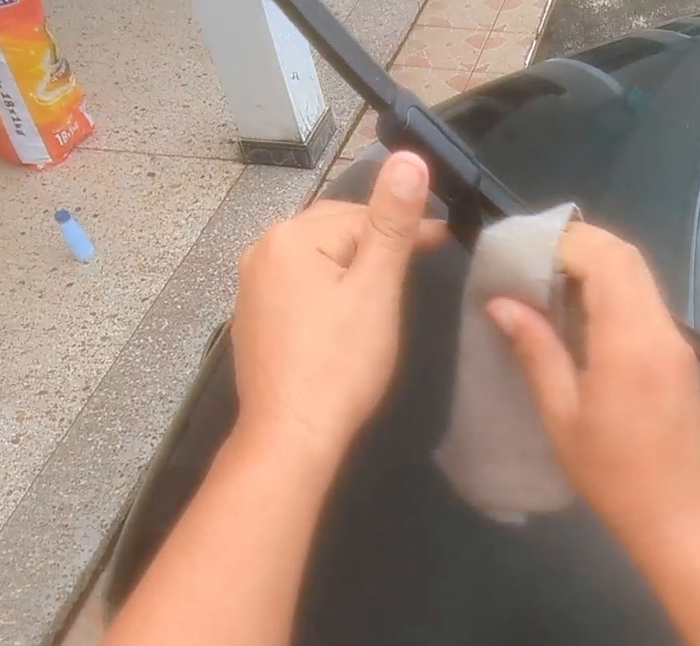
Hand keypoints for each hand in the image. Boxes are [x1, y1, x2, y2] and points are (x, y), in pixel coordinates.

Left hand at [231, 151, 446, 460]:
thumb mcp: (376, 290)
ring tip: (388, 282)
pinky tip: (344, 313)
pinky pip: (299, 289)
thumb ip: (393, 224)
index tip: (447, 238)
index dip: (409, 225)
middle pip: (333, 231)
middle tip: (422, 255)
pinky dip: (327, 290)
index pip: (362, 215)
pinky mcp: (254, 323)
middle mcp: (263, 252)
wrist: (292, 434)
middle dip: (377, 239)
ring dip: (351, 263)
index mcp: (293, 236)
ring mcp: (253, 289)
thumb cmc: (340, 364)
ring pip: (314, 261)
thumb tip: (409, 158)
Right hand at [486, 223, 699, 550]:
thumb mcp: (562, 416)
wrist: (679, 511)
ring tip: (552, 288)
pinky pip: (648, 305)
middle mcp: (661, 329)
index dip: (564, 242)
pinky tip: (585, 319)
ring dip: (599, 269)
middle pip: (628, 257)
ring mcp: (678, 342)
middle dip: (581, 246)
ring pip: (641, 278)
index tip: (524, 253)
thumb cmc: (612, 474)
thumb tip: (502, 304)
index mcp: (629, 341)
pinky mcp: (683, 357)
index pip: (605, 258)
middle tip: (535, 263)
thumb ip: (536, 352)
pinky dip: (616, 294)